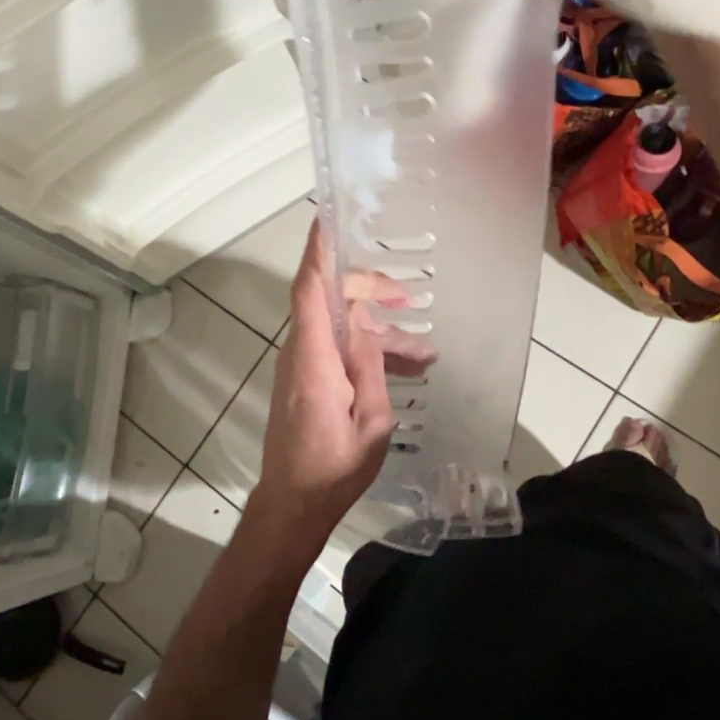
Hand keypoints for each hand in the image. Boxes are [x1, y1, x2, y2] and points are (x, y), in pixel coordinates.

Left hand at [249, 223, 415, 549]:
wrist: (294, 503)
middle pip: (329, 300)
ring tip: (425, 349)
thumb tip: (367, 327)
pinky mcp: (307, 379)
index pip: (310, 288)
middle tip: (406, 296)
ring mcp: (302, 365)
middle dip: (368, 288)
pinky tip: (405, 367)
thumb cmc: (333, 468)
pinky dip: (367, 351)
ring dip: (377, 330)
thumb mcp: (370, 422)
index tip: (330, 216)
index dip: (319, 250)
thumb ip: (370, 368)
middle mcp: (302, 352)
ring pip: (339, 326)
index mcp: (315, 358)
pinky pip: (338, 349)